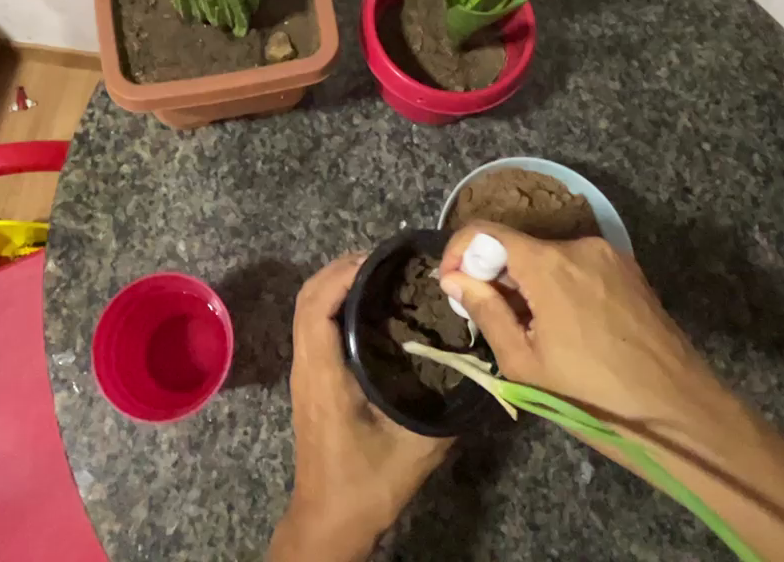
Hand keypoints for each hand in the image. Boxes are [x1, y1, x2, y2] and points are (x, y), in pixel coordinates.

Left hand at [269, 254, 451, 561]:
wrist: (327, 522)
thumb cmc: (364, 486)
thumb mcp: (414, 450)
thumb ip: (447, 411)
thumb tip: (480, 372)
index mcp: (323, 374)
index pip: (317, 307)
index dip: (341, 275)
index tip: (378, 260)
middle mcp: (306, 366)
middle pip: (307, 298)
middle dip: (339, 270)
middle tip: (384, 262)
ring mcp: (303, 372)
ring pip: (306, 309)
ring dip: (334, 284)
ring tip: (378, 276)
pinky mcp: (309, 380)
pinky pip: (312, 325)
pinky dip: (332, 303)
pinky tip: (367, 309)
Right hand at [439, 222, 723, 429]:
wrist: (684, 416)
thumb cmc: (595, 398)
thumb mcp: (525, 365)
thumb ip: (486, 312)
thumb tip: (454, 279)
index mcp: (547, 263)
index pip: (484, 232)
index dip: (458, 253)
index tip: (450, 286)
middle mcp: (577, 245)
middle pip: (517, 246)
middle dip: (493, 275)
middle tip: (488, 319)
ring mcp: (608, 256)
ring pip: (548, 258)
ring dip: (528, 284)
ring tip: (531, 332)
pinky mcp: (629, 271)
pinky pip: (577, 267)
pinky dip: (558, 286)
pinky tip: (566, 329)